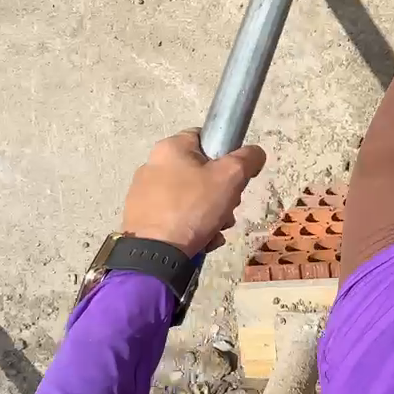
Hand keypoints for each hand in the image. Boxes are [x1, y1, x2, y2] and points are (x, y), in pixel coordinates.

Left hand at [120, 129, 266, 256]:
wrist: (154, 255)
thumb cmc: (193, 207)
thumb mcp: (232, 176)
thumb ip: (249, 157)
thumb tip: (254, 154)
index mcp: (170, 148)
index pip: (206, 137)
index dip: (225, 154)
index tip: (234, 176)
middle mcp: (151, 165)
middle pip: (200, 171)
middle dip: (220, 192)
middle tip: (228, 208)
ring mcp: (142, 194)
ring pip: (189, 196)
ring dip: (209, 213)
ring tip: (215, 230)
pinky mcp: (139, 219)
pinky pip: (175, 216)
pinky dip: (190, 226)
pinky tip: (201, 240)